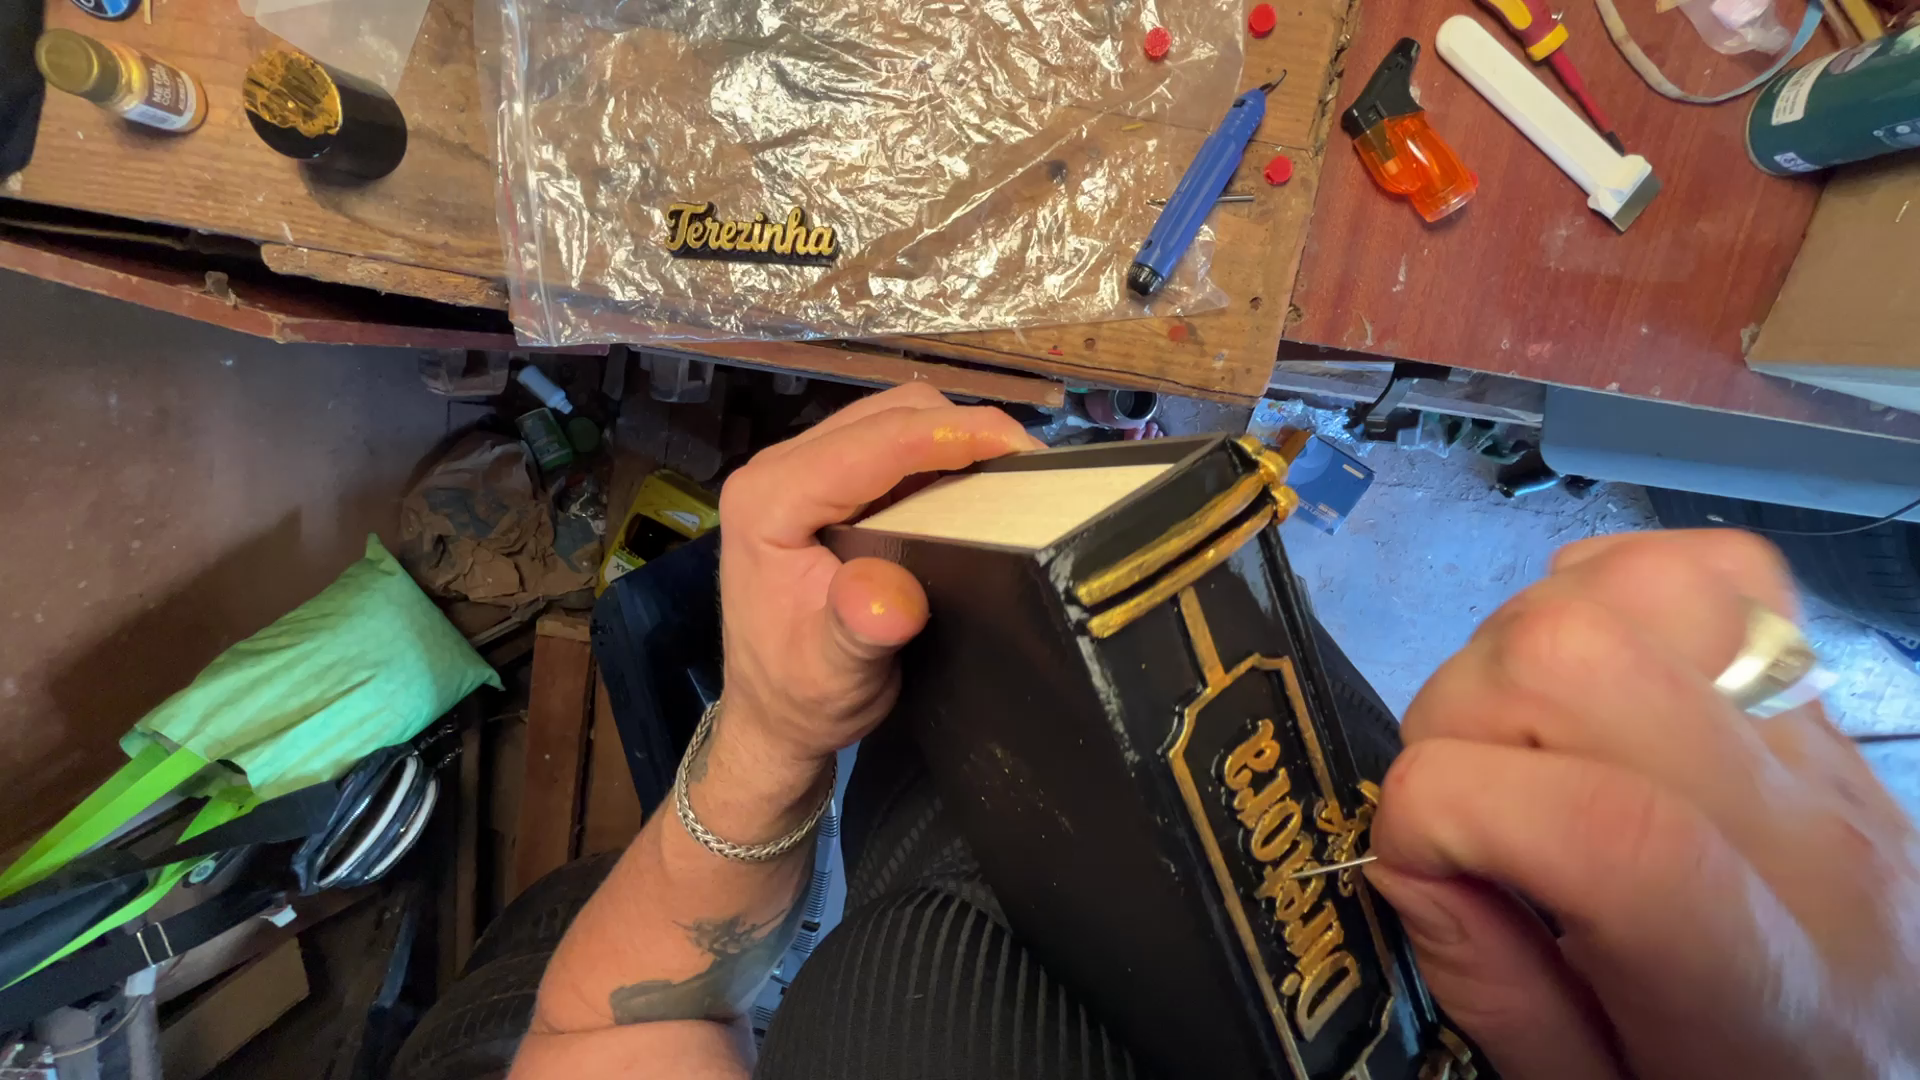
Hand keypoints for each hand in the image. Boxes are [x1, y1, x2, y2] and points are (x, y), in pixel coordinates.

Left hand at [714, 383, 1039, 772]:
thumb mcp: (831, 675)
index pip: (870, 444)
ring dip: (952, 436)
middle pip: (884, 415)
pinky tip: (970, 482)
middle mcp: (779, 471)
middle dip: (960, 428)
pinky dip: (938, 454)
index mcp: (769, 502)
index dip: (948, 434)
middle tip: (1025, 467)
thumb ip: (857, 630)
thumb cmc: (801, 696)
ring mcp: (801, 473)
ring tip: (1007, 472)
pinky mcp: (826, 485)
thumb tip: (895, 595)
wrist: (774, 713)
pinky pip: (891, 445)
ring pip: (891, 419)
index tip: (1018, 445)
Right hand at [1366, 530, 1919, 1079]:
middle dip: (1457, 710)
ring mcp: (1811, 744)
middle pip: (1573, 665)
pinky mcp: (1802, 693)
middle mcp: (1802, 835)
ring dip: (1516, 642)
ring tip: (1517, 721)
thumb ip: (1487, 985)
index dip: (1435, 815)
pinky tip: (1589, 661)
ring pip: (1623, 591)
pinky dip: (1608, 587)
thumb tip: (1406, 854)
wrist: (1893, 1066)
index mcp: (1758, 982)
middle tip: (1465, 778)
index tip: (1411, 855)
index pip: (1596, 832)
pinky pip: (1706, 567)